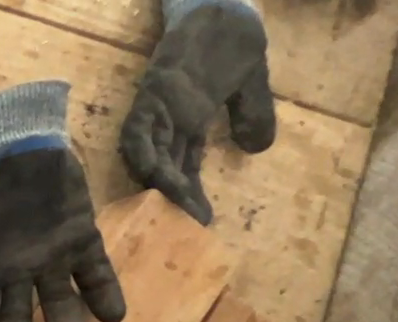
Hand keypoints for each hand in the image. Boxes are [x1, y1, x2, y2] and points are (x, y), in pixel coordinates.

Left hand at [120, 3, 274, 224]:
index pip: (185, 172)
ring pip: (148, 157)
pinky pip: (138, 130)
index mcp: (188, 130)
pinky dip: (141, 150)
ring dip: (156, 181)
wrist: (221, 7)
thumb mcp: (248, 84)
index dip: (190, 198)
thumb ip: (252, 114)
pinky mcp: (149, 97)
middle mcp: (165, 128)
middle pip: (164, 172)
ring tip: (169, 202)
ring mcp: (154, 114)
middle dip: (171, 199)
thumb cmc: (229, 45)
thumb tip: (260, 149)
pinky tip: (148, 168)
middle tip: (181, 224)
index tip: (201, 223)